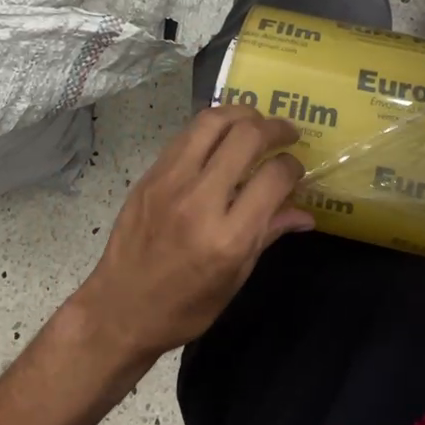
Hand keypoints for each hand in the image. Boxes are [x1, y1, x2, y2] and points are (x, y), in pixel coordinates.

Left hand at [69, 106, 313, 360]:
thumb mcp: (235, 279)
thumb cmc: (185, 307)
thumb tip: (305, 214)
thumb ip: (268, 234)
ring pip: (212, 122)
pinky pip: (187, 135)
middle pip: (246, 136)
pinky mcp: (150, 175)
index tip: (296, 168)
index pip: (273, 178)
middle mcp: (199, 201)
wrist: (119, 310)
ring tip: (256, 122)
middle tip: (287, 133)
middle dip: (275, 127)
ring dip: (242, 114)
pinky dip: (212, 127)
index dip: (293, 166)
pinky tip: (223, 136)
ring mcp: (170, 182)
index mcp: (228, 237)